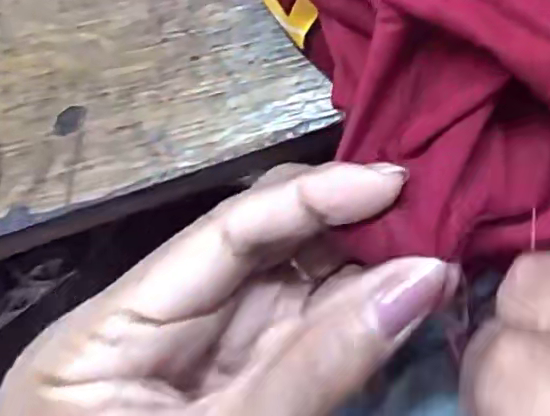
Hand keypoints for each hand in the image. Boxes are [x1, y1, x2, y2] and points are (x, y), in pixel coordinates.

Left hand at [0, 162, 455, 415]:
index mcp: (112, 330)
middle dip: (355, 221)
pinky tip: (414, 291)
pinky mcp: (251, 370)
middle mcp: (167, 318)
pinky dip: (367, 303)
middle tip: (432, 214)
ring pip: (305, 270)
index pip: (231, 226)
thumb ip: (322, 363)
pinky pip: (318, 315)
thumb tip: (430, 273)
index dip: (319, 192)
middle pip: (272, 236)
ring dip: (374, 259)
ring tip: (437, 254)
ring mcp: (213, 344)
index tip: (399, 180)